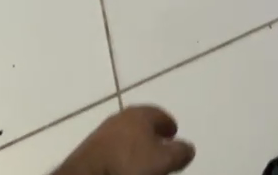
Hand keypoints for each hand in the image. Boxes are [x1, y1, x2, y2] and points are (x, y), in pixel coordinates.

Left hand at [54, 105, 194, 174]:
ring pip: (125, 135)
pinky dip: (119, 153)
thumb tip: (189, 148)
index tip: (174, 134)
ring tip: (139, 159)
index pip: (160, 114)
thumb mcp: (163, 161)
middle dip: (151, 134)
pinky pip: (111, 147)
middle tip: (159, 146)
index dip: (168, 125)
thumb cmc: (129, 165)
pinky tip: (121, 165)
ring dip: (134, 144)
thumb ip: (180, 152)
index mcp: (141, 113)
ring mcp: (103, 131)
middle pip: (141, 123)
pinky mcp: (88, 148)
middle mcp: (122, 116)